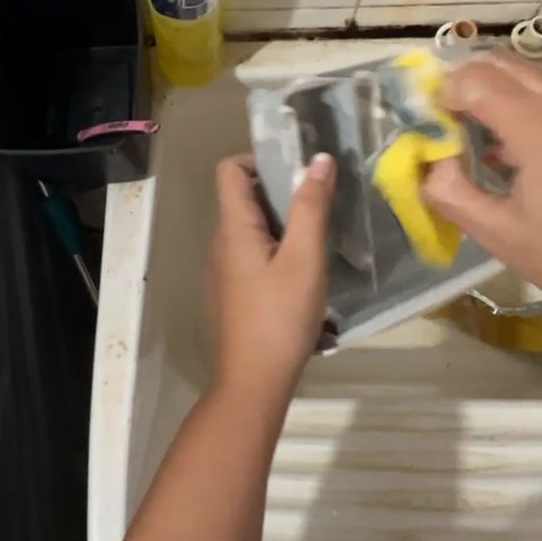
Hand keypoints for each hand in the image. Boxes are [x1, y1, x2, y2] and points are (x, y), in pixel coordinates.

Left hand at [208, 152, 334, 399]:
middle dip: (281, 190)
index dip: (260, 158)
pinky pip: (253, 254)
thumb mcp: (304, 258)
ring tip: (318, 235)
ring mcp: (224, 269)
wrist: (253, 382)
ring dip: (283, 222)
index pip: (231, 169)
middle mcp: (221, 242)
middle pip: (244, 196)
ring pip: (252, 228)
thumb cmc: (280, 317)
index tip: (298, 169)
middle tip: (320, 200)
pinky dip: (277, 249)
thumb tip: (318, 159)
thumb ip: (311, 207)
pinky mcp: (233, 291)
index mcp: (233, 227)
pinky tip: (305, 271)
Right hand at [422, 52, 541, 334]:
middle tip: (446, 122)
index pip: (474, 80)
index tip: (428, 126)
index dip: (441, 95)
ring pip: (536, 81)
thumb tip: (429, 162)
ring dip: (500, 96)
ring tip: (483, 143)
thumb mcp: (500, 235)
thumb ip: (450, 192)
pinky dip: (532, 110)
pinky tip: (524, 156)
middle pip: (505, 66)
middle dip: (467, 84)